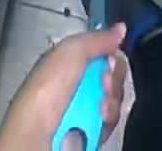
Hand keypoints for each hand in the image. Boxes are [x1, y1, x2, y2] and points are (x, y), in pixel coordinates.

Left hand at [0, 24, 127, 150]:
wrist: (40, 131)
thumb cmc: (49, 86)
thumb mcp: (72, 50)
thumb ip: (98, 39)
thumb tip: (121, 28)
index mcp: (69, 62)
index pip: (100, 53)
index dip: (111, 53)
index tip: (113, 55)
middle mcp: (78, 84)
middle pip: (110, 75)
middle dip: (113, 77)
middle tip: (105, 81)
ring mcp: (85, 108)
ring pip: (113, 98)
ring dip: (112, 98)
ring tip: (101, 104)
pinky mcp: (91, 132)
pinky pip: (110, 121)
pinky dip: (108, 118)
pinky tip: (100, 117)